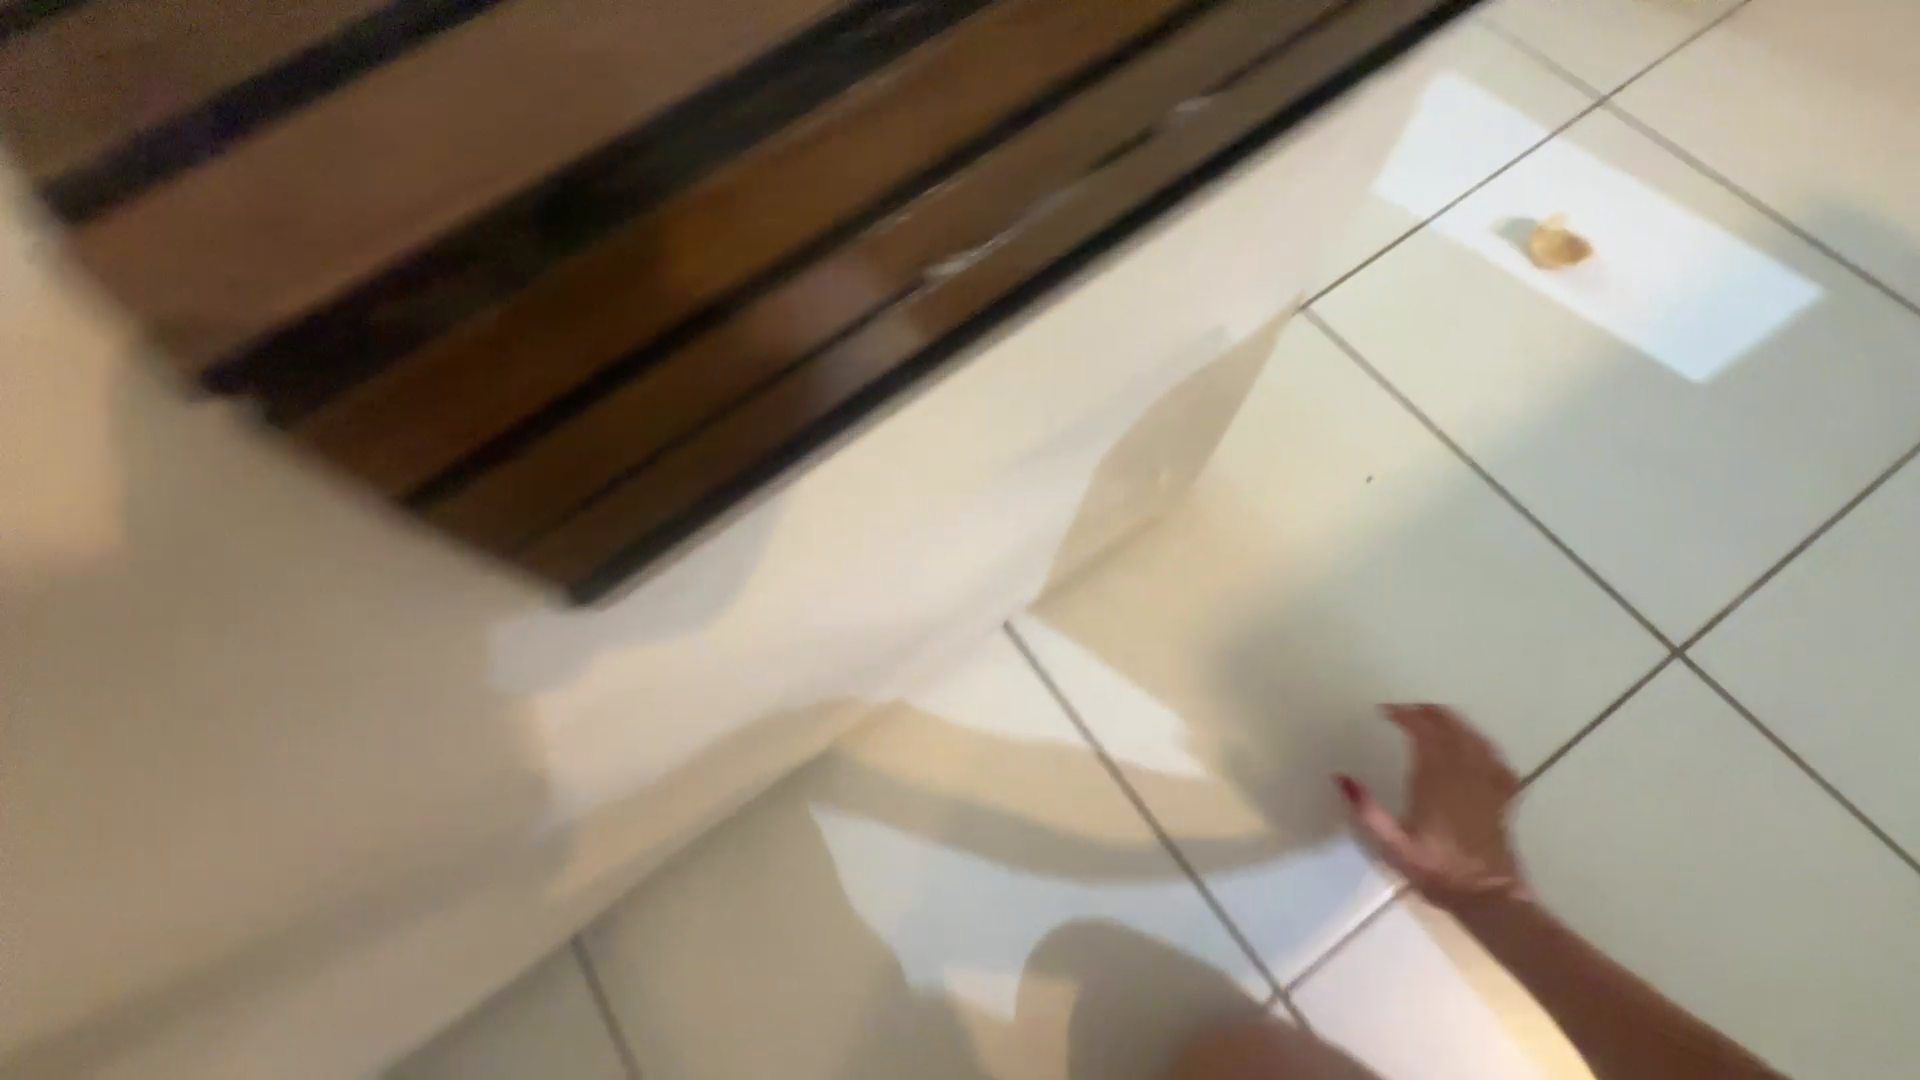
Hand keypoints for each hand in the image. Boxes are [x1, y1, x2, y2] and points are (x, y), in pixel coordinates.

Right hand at [1336, 703, 1527, 910]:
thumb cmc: (1436, 871)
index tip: (1385, 711)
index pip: (1424, 735)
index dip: (1405, 716)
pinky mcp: (1502, 800)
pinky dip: (1484, 746)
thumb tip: (1341, 777)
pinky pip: (1497, 762)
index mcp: (1436, 783)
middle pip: (1450, 730)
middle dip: (1428, 713)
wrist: (1489, 899)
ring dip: (1454, 723)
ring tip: (1434, 715)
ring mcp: (1488, 787)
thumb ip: (1367, 811)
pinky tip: (1475, 745)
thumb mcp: (1392, 846)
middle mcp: (1464, 777)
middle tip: (1405, 709)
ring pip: (1475, 740)